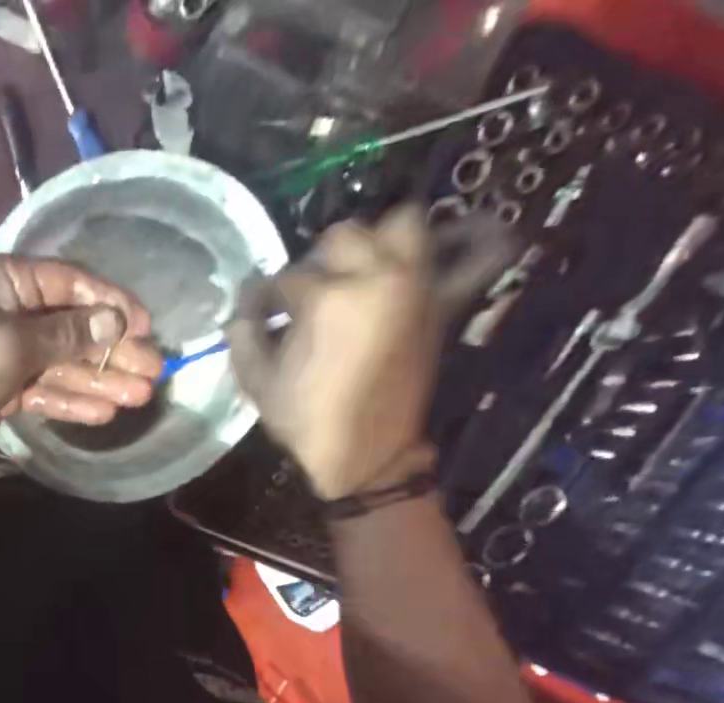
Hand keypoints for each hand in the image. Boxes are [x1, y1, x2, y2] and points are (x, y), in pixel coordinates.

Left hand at [0, 255, 164, 466]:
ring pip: (64, 362)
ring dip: (100, 379)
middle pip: (73, 327)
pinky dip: (73, 400)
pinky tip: (105, 412)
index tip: (144, 326)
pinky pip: (47, 388)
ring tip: (140, 396)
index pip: (69, 283)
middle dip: (112, 351)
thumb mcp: (13, 344)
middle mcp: (10, 312)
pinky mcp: (7, 388)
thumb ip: (68, 332)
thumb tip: (117, 319)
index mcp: (4, 282)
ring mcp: (9, 352)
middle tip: (153, 371)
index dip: (110, 304)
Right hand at [228, 207, 505, 498]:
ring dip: (379, 241)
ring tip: (361, 270)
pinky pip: (481, 257)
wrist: (366, 457)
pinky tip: (463, 235)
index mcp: (325, 299)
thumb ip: (243, 334)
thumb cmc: (307, 422)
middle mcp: (375, 279)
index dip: (268, 299)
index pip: (285, 278)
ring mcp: (414, 287)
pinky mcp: (440, 304)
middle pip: (342, 237)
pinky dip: (477, 240)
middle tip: (311, 295)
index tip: (262, 317)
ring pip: (403, 224)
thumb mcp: (257, 382)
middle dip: (318, 263)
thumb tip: (245, 305)